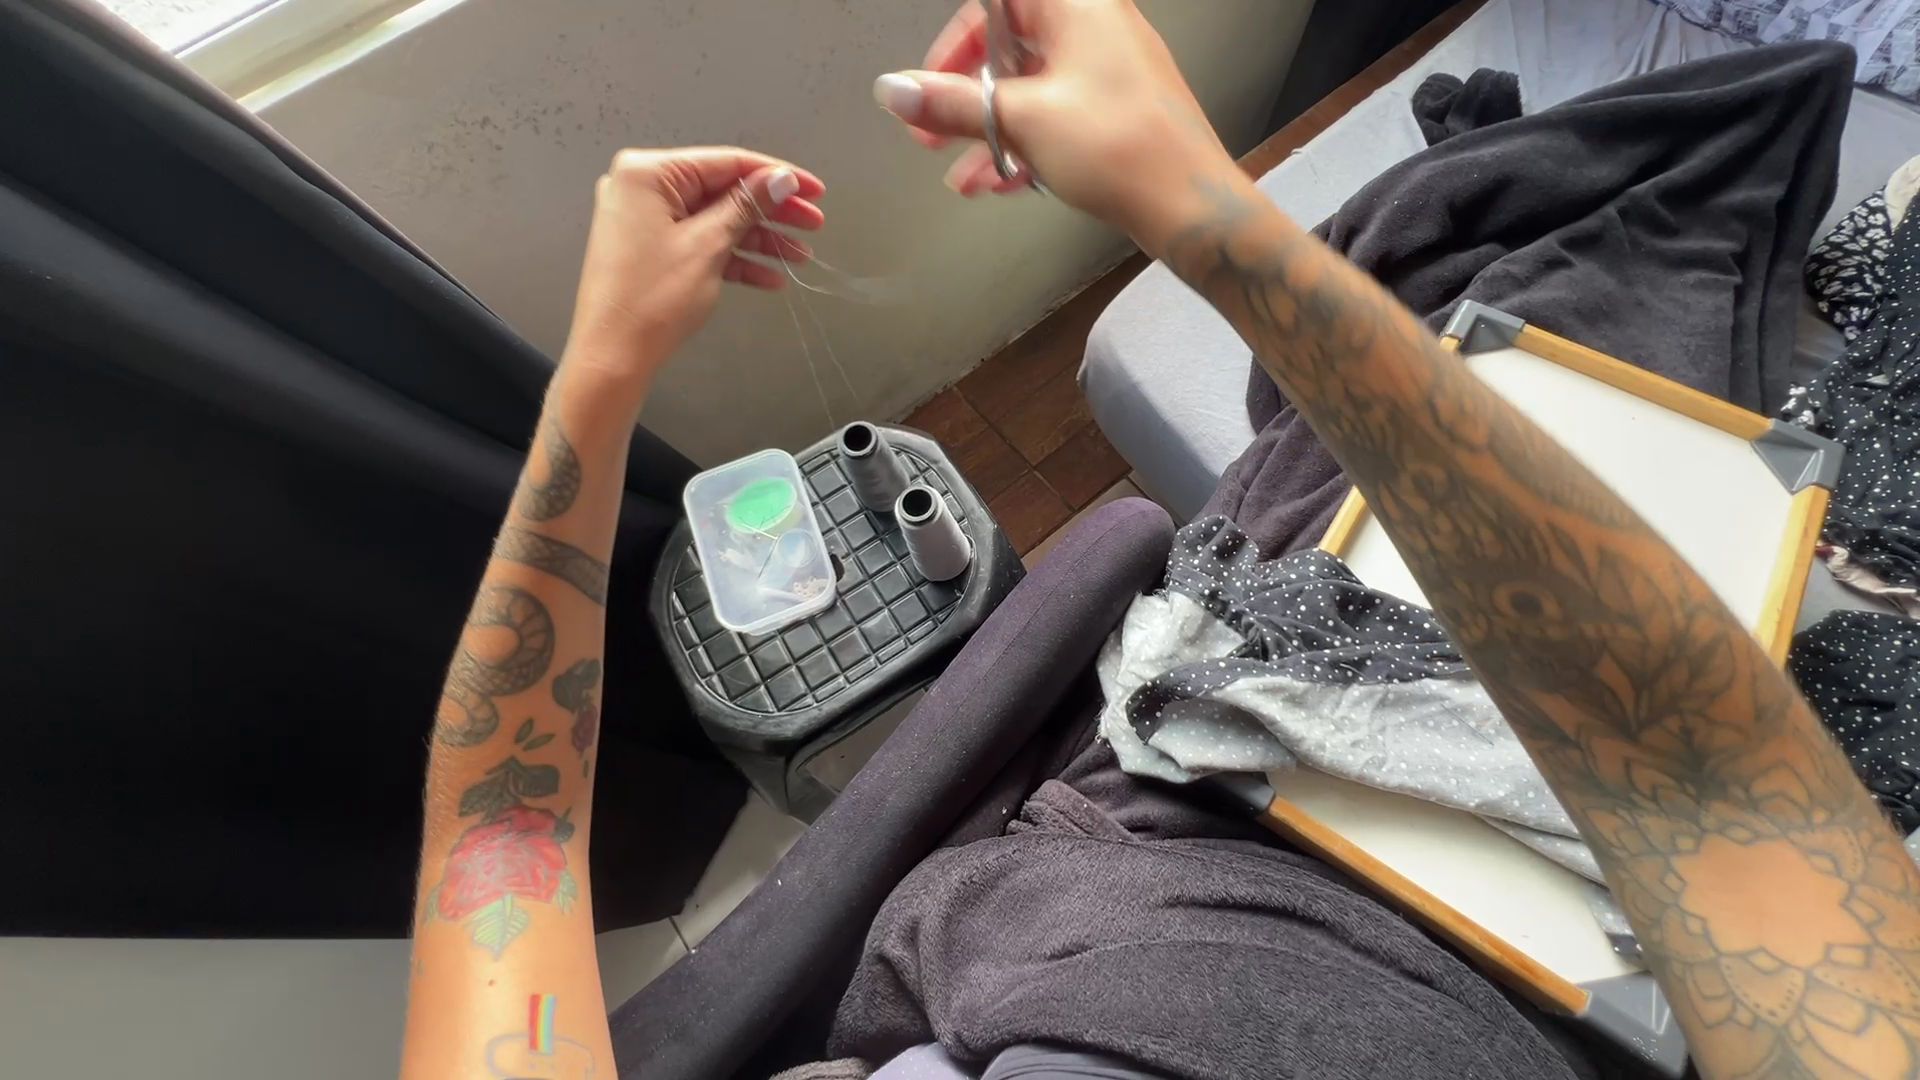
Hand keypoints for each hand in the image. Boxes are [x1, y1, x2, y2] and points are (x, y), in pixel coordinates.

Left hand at [562, 147, 824, 395]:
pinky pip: (704, 245)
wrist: (615, 354)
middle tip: (812, 222)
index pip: (727, 163)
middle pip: (725, 192)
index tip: (812, 188)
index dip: (776, 175)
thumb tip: (778, 179)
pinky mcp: (654, 251)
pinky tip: (770, 276)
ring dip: (760, 238)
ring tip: (799, 255)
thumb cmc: (650, 300)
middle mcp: (644, 190)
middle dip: (772, 210)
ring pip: (718, 221)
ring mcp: (648, 222)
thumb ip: (745, 207)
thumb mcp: (707, 246)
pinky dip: (735, 258)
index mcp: (649, 174)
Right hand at [874, 0, 1234, 243]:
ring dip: (990, 135)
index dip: (957, 41)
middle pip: (1010, 48)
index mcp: (1075, 4)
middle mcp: (1093, 27)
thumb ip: (953, 105)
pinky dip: (1024, 147)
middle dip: (966, 97)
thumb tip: (892, 90)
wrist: (1186, 203)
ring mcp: (1105, 72)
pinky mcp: (1113, 113)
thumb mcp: (1023, 121)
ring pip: (1030, 92)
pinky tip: (1001, 185)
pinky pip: (1054, 118)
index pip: (997, 1)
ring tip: (964, 180)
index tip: (930, 82)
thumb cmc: (1117, 148)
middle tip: (931, 135)